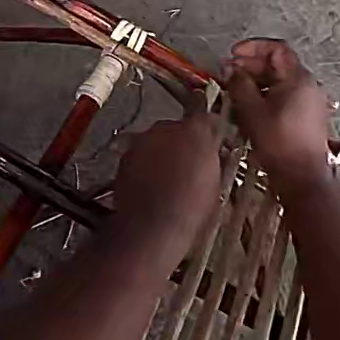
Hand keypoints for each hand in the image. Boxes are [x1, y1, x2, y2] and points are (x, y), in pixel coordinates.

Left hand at [111, 114, 224, 270]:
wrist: (152, 225)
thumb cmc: (192, 207)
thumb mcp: (215, 182)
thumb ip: (212, 158)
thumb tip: (211, 151)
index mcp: (193, 132)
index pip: (202, 114)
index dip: (206, 123)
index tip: (210, 130)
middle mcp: (163, 129)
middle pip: (175, 127)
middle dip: (181, 140)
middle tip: (189, 162)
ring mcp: (140, 142)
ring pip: (154, 141)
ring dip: (161, 151)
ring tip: (168, 176)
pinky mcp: (124, 158)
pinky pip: (138, 155)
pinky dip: (144, 164)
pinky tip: (150, 183)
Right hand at [224, 39, 333, 188]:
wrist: (301, 175)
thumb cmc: (278, 143)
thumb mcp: (251, 110)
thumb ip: (239, 84)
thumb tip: (230, 70)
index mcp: (298, 80)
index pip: (277, 49)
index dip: (252, 47)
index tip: (233, 53)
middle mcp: (308, 86)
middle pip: (277, 64)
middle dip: (249, 65)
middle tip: (228, 72)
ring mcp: (308, 101)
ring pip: (278, 81)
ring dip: (254, 81)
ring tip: (233, 90)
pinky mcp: (305, 115)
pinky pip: (282, 95)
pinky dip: (263, 94)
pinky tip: (247, 105)